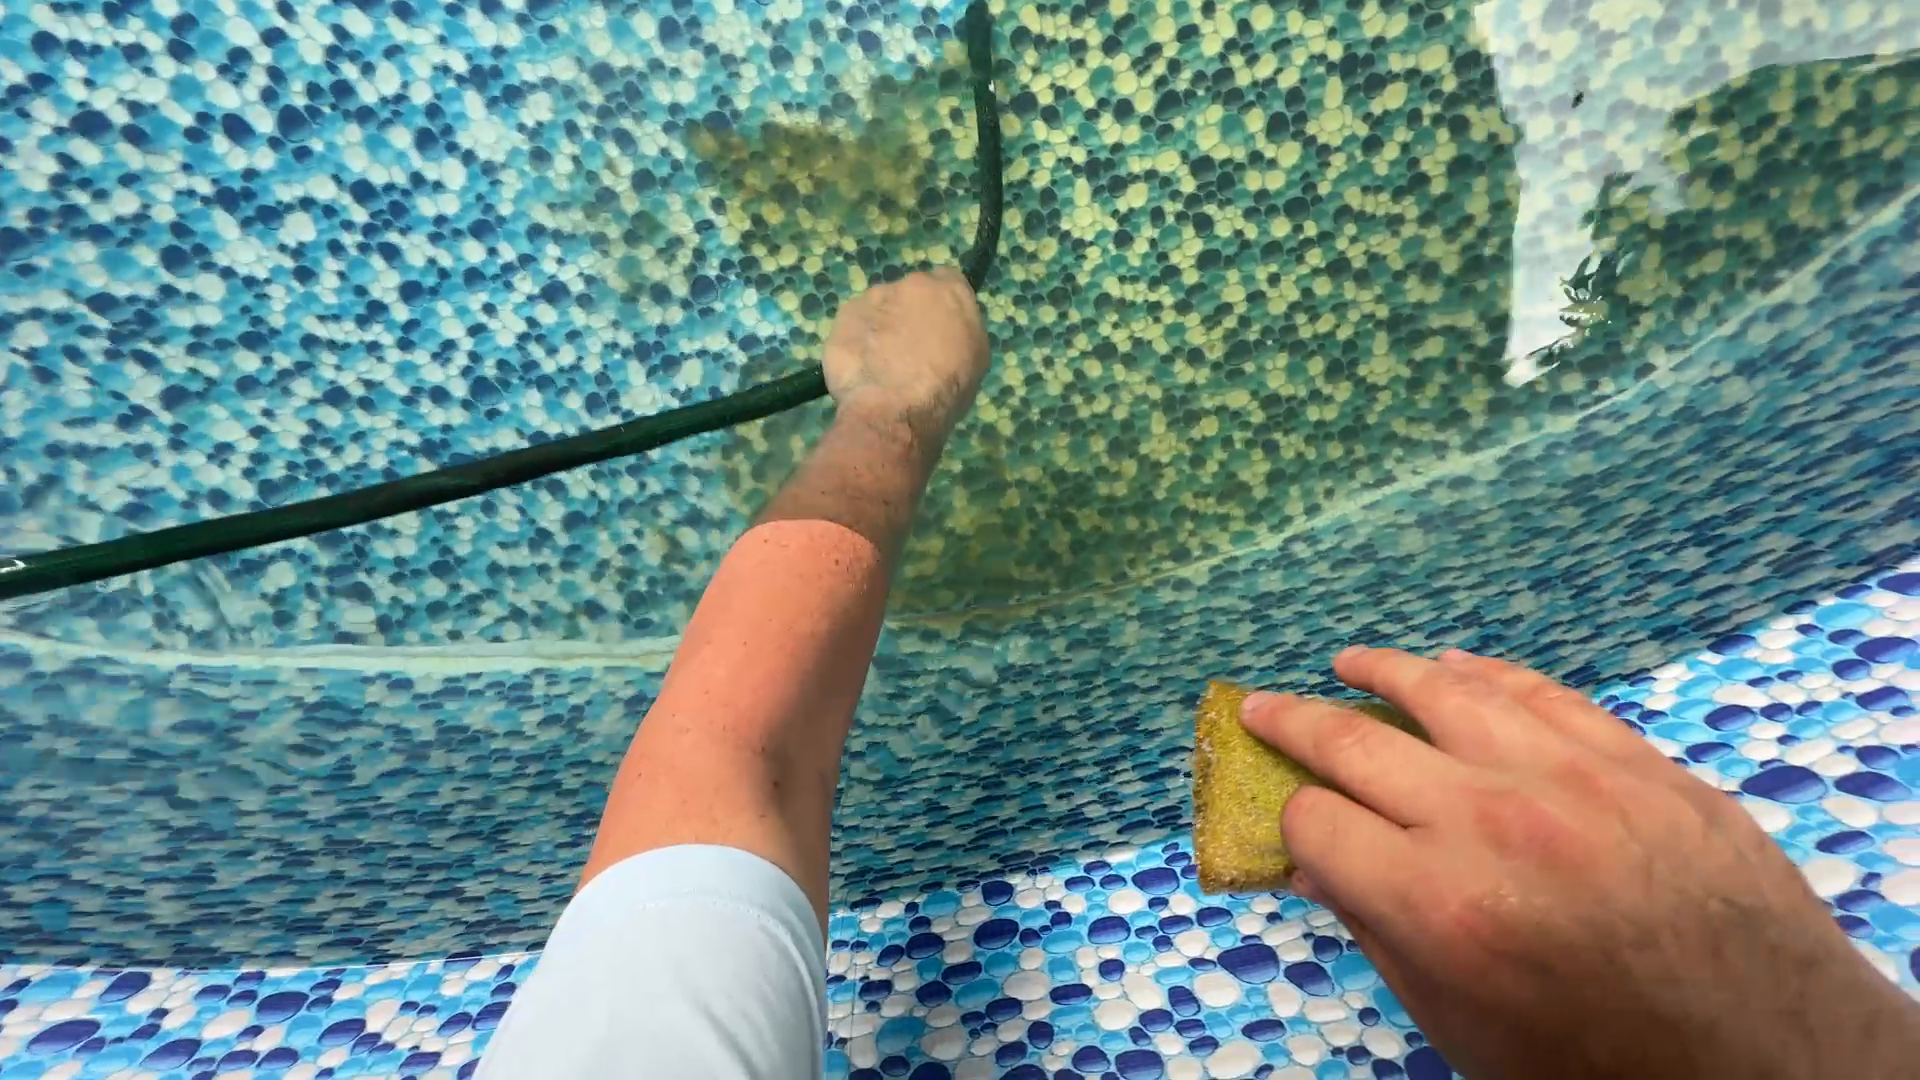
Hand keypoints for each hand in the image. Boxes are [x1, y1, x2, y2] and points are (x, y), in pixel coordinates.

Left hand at [822, 268, 988, 450]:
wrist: (895, 410)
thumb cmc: (947, 391)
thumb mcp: (976, 361)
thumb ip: (962, 332)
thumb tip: (948, 331)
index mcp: (950, 292)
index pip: (948, 281)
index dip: (941, 306)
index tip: (938, 328)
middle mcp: (911, 283)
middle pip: (910, 293)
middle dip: (908, 315)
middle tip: (908, 352)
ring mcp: (873, 297)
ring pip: (878, 308)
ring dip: (880, 328)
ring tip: (880, 365)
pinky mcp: (844, 316)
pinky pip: (853, 325)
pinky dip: (856, 342)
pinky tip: (861, 369)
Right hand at [1239, 646, 1919, 1079]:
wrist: (1785, 1076)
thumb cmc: (1591, 1062)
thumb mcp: (1455, 1019)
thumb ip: (1370, 926)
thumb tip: (1307, 859)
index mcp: (1436, 903)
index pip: (1312, 823)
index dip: (1294, 828)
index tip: (1302, 834)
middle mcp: (1490, 824)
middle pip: (1350, 742)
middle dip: (1288, 721)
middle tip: (1260, 707)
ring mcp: (1571, 782)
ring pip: (1441, 690)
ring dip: (1377, 670)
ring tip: (1345, 663)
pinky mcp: (1639, 764)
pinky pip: (1539, 693)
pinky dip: (1482, 673)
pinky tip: (1450, 665)